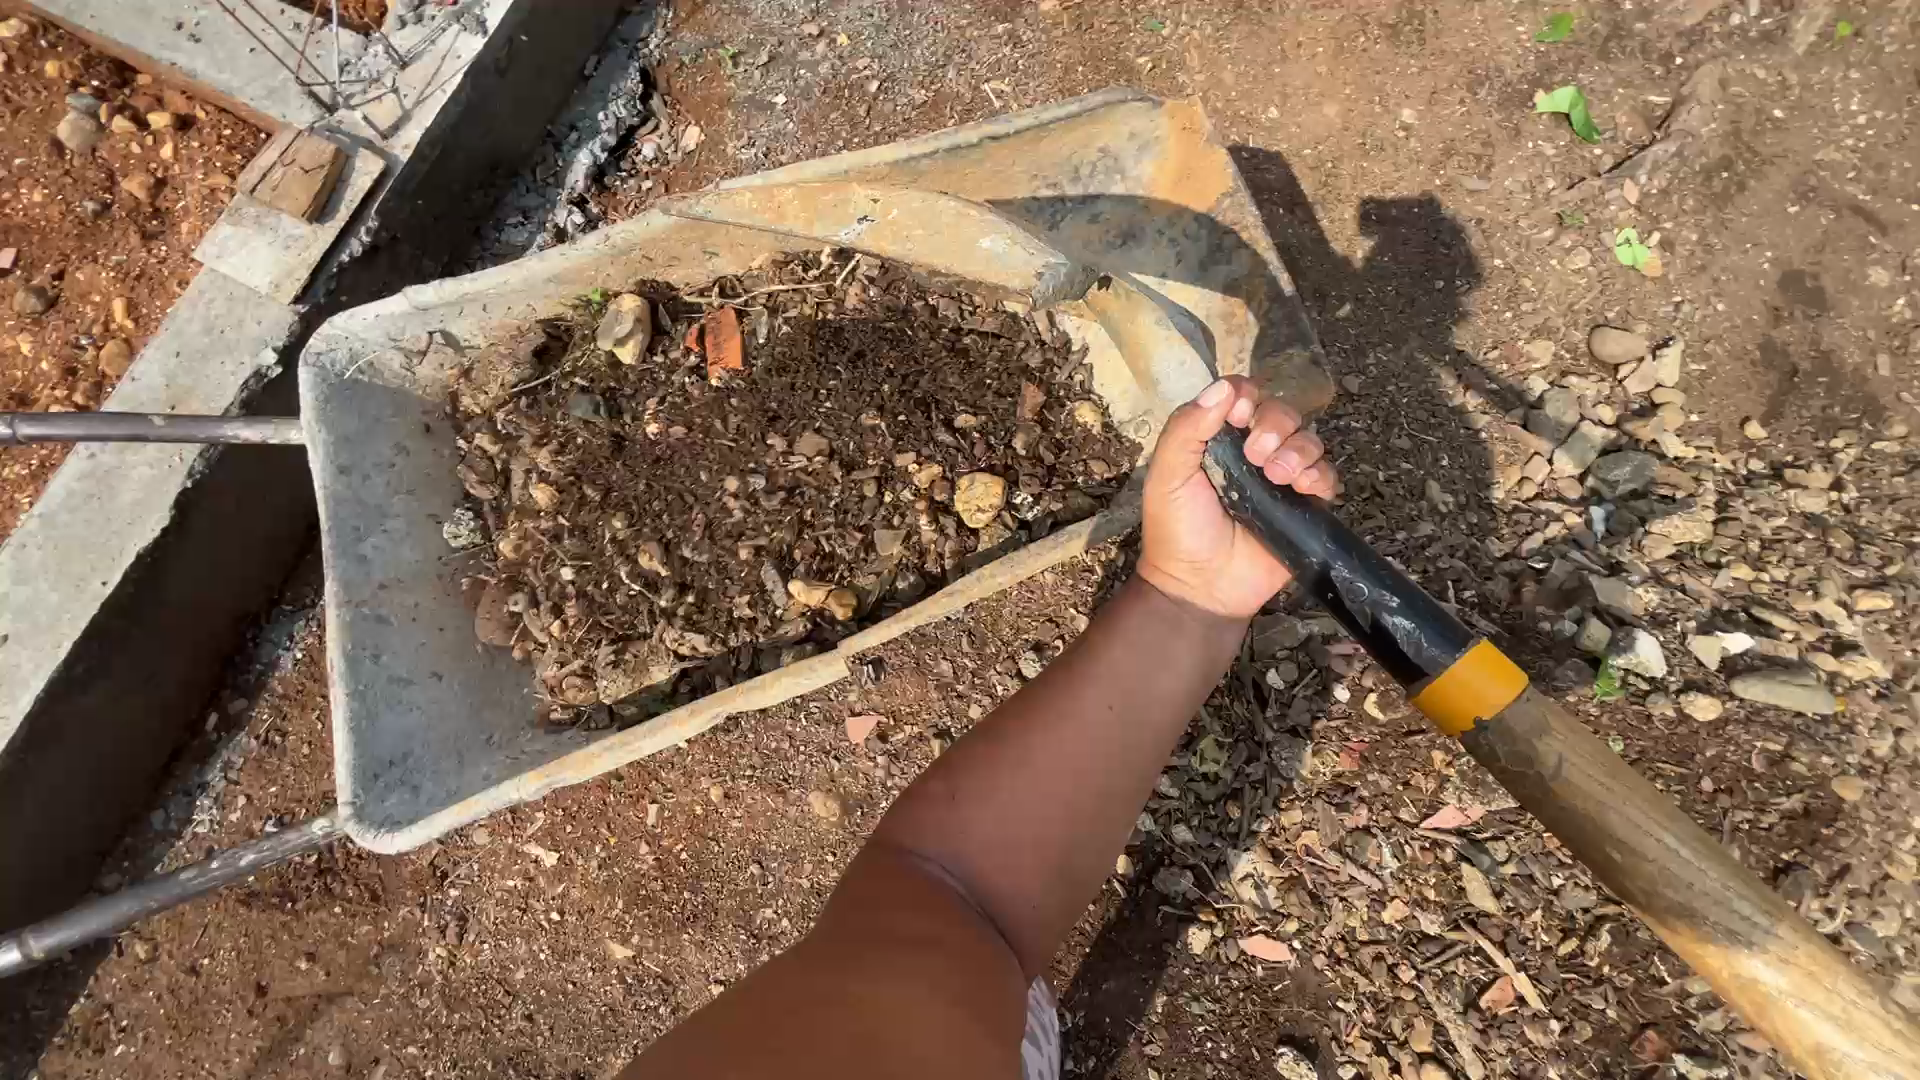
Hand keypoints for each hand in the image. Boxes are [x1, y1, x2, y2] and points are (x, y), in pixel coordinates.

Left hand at [1136, 377, 1338, 619]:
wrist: (1199, 585)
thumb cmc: (1176, 528)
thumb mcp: (1168, 474)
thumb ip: (1186, 429)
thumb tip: (1223, 387)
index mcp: (1216, 439)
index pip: (1241, 397)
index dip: (1246, 395)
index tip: (1238, 412)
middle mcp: (1250, 453)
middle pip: (1280, 412)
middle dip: (1274, 423)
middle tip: (1255, 453)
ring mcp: (1280, 478)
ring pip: (1307, 439)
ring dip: (1297, 448)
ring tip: (1274, 474)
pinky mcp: (1304, 506)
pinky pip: (1327, 476)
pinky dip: (1320, 474)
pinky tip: (1300, 485)